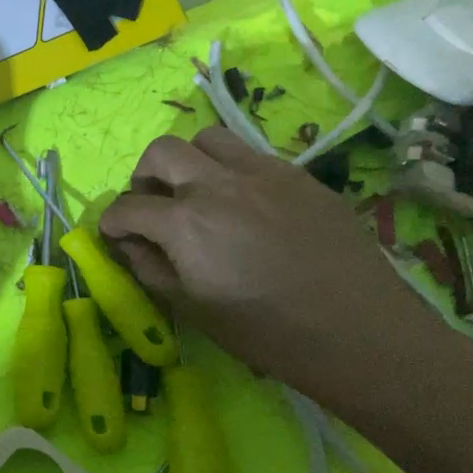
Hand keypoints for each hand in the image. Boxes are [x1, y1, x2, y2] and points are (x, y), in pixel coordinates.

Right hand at [99, 127, 454, 396]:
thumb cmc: (264, 331)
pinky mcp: (302, 179)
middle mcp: (219, 185)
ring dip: (190, 162)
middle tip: (154, 206)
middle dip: (145, 176)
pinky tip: (246, 208)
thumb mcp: (188, 307)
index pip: (126, 206)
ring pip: (210, 139)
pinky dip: (234, 173)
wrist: (360, 333)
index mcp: (184, 223)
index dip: (112, 223)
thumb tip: (128, 243)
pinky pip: (254, 157)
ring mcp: (265, 175)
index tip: (117, 237)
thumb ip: (148, 267)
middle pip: (162, 151)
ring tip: (198, 194)